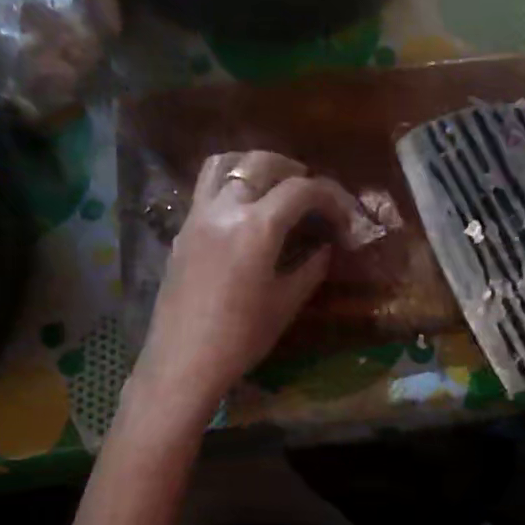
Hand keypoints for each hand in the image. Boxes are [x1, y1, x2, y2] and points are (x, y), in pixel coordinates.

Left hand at [132, 153, 358, 414]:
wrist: (183, 362)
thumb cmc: (241, 339)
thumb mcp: (285, 304)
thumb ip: (311, 268)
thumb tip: (327, 247)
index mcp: (256, 227)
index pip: (301, 189)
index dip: (330, 196)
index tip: (343, 215)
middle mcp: (224, 209)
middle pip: (261, 163)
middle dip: (293, 170)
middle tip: (310, 193)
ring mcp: (197, 216)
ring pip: (224, 164)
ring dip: (253, 165)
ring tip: (271, 186)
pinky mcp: (181, 231)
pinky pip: (204, 188)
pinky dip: (228, 184)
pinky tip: (241, 212)